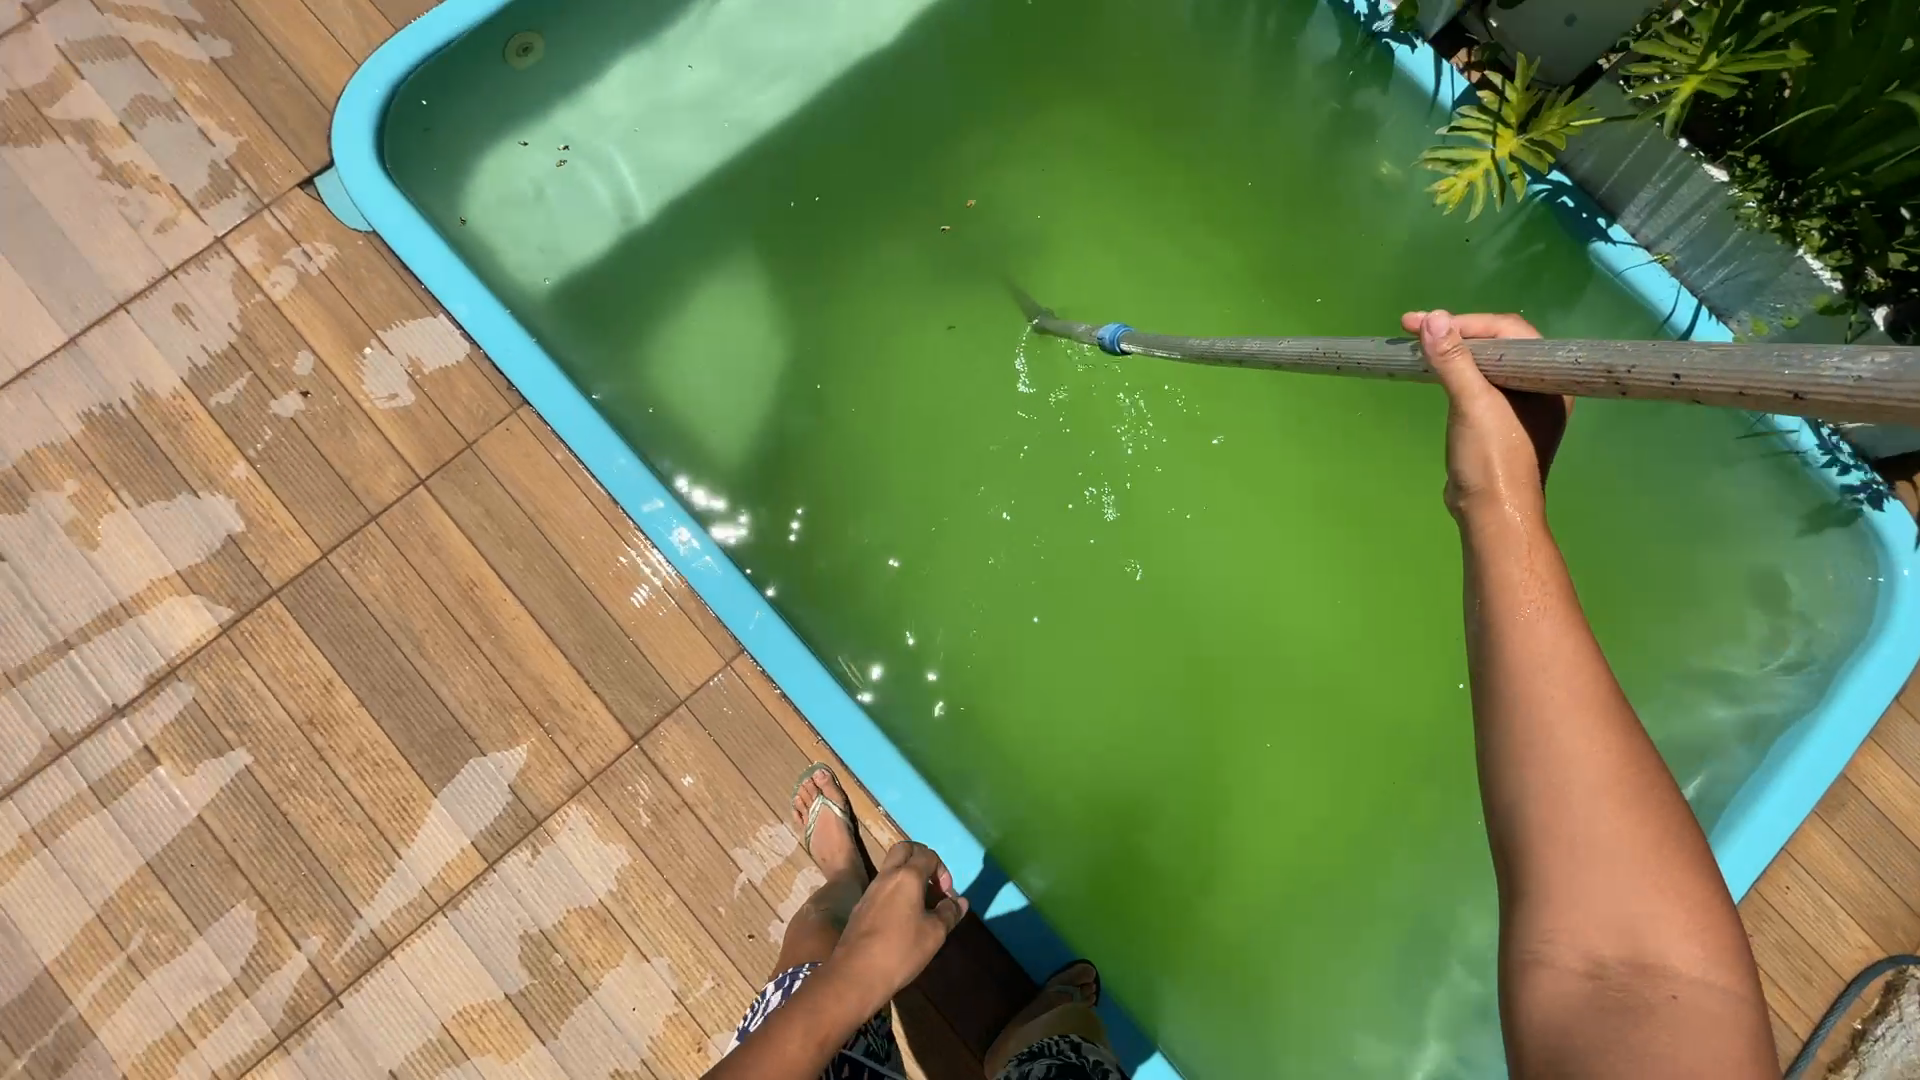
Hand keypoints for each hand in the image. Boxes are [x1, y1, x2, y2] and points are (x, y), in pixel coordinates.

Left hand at [826, 842, 967, 1010]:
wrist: (855, 974)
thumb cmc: (900, 950)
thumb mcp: (934, 934)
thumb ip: (949, 913)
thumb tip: (960, 901)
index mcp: (907, 876)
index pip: (928, 854)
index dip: (942, 870)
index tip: (946, 895)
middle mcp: (887, 875)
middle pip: (905, 849)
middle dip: (922, 858)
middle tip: (932, 883)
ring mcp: (871, 890)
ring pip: (891, 867)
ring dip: (908, 876)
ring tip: (921, 904)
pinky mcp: (861, 906)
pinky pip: (882, 886)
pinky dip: (895, 890)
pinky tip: (902, 918)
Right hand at [1401, 310, 1570, 524]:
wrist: (1489, 511)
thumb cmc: (1490, 457)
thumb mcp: (1472, 403)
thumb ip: (1453, 360)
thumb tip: (1432, 318)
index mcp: (1548, 377)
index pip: (1506, 331)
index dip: (1462, 322)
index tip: (1419, 322)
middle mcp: (1540, 386)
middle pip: (1496, 344)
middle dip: (1454, 332)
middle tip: (1413, 329)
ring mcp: (1519, 406)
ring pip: (1485, 364)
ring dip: (1452, 352)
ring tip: (1419, 347)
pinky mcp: (1498, 423)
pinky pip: (1477, 385)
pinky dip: (1453, 373)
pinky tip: (1434, 375)